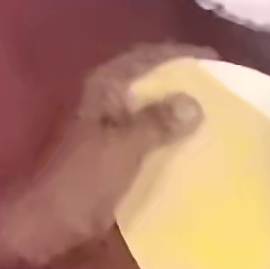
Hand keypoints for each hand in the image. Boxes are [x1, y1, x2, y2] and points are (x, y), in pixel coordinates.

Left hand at [0, 45, 212, 268]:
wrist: (49, 215)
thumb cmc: (83, 177)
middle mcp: (103, 95)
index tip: (213, 56)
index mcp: (102, 86)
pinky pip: (146, 128)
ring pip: (146, 101)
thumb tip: (193, 100)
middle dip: (178, 75)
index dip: (176, 53)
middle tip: (219, 82)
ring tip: (214, 109)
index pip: (142, 57)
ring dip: (174, 102)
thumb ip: (155, 124)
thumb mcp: (123, 149)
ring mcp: (105, 120)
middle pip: (144, 75)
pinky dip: (167, 128)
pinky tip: (191, 142)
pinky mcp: (111, 145)